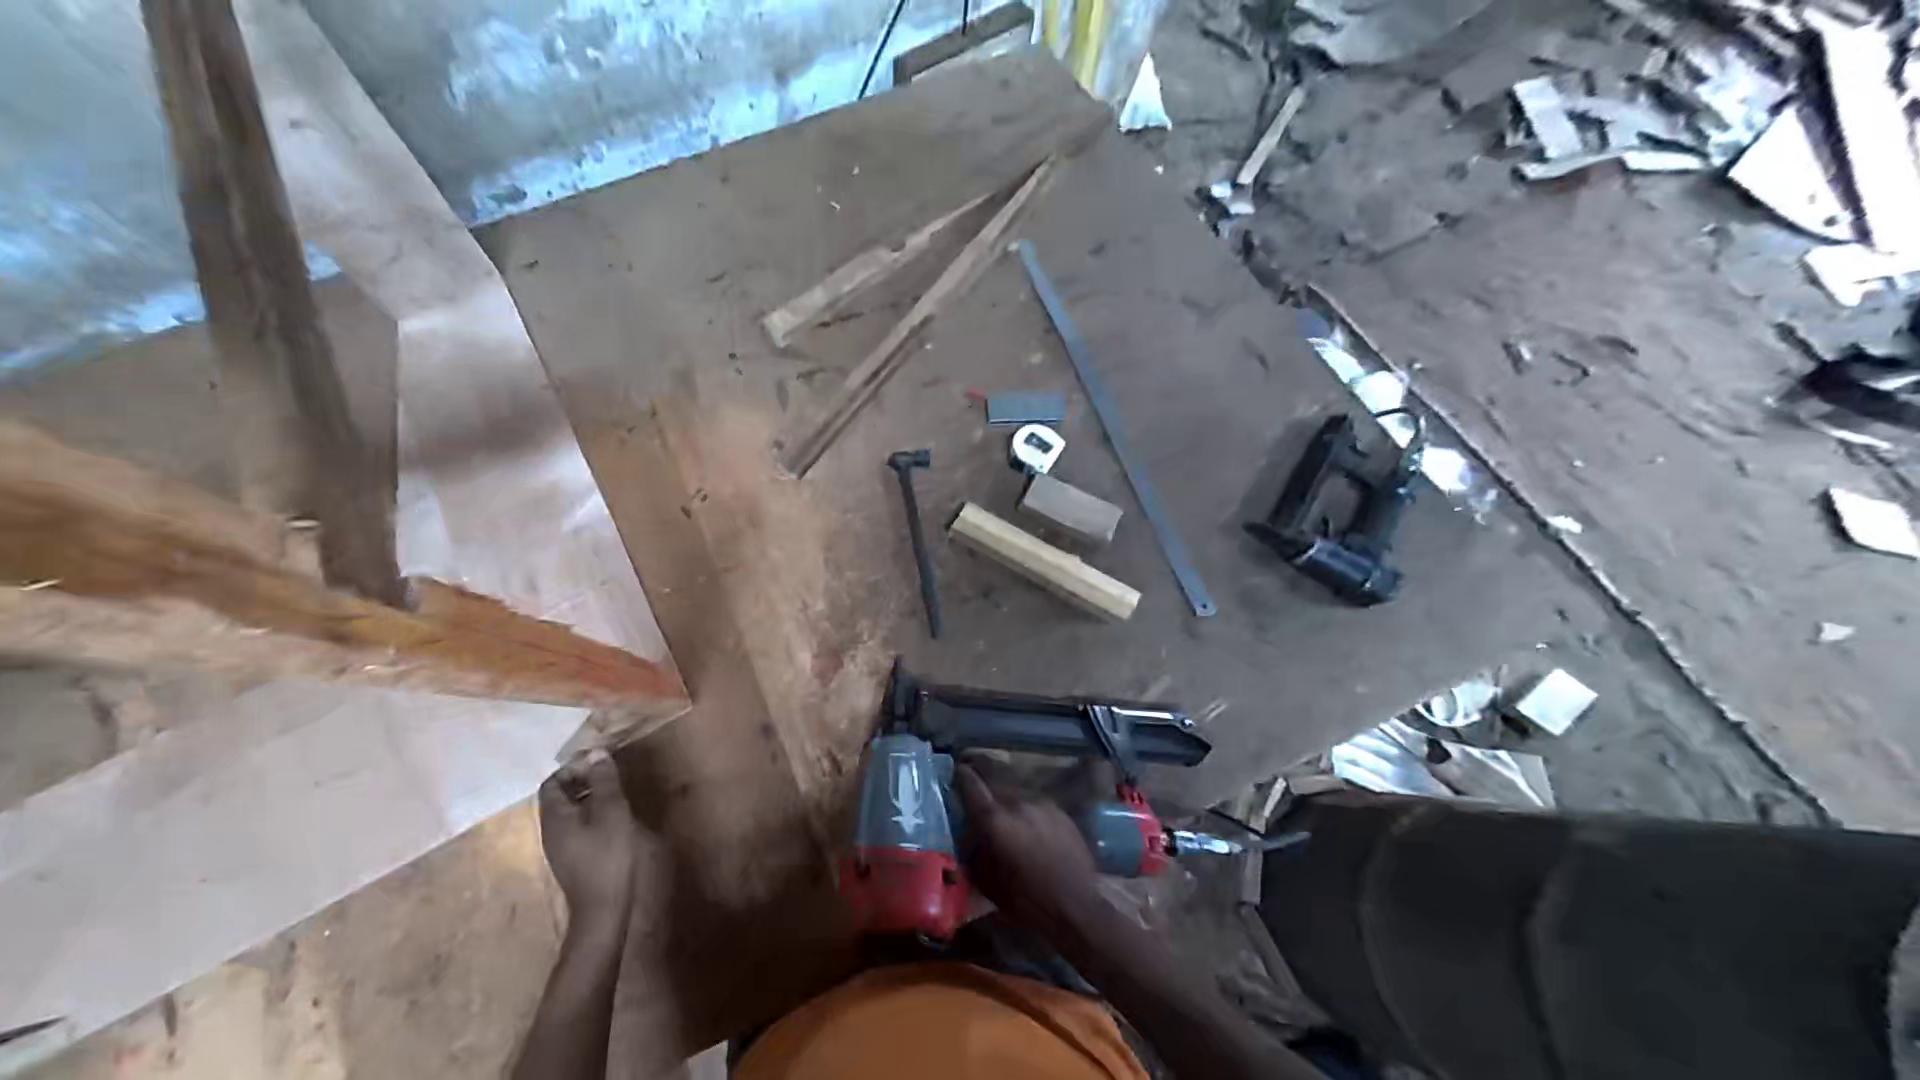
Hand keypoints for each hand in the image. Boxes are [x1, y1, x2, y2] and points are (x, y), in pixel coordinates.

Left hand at [537, 749, 640, 928]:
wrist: (604, 907)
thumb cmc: (608, 854)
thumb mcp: (612, 811)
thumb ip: (604, 782)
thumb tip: (596, 753)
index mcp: (555, 818)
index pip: (552, 784)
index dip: (572, 768)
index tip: (598, 762)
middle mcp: (551, 831)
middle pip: (558, 797)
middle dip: (581, 780)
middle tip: (609, 773)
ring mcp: (560, 847)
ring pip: (569, 812)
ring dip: (588, 796)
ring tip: (615, 791)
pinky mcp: (573, 858)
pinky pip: (576, 826)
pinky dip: (591, 813)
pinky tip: (613, 817)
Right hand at [954, 763, 1103, 932]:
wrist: (1074, 905)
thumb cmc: (1025, 899)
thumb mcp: (986, 881)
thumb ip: (973, 850)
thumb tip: (967, 833)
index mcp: (995, 819)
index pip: (971, 784)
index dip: (960, 774)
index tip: (953, 769)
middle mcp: (1017, 802)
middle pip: (993, 772)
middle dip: (978, 767)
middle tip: (968, 764)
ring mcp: (1040, 802)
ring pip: (1014, 781)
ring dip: (1000, 780)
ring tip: (992, 783)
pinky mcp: (1058, 808)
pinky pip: (1032, 794)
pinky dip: (1020, 795)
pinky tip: (1019, 806)